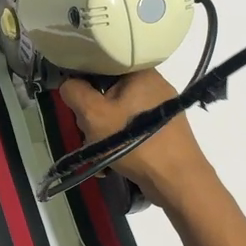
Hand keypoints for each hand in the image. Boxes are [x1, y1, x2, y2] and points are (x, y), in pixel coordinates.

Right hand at [58, 69, 213, 206]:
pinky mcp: (165, 128)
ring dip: (103, 130)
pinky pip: (132, 126)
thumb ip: (74, 91)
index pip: (102, 65)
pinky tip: (113, 158)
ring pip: (118, 111)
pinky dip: (119, 139)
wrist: (177, 180)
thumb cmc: (134, 141)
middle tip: (87, 131)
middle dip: (92, 112)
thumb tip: (69, 84)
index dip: (82, 81)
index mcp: (140, 73)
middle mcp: (155, 84)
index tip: (74, 101)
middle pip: (108, 91)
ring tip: (99, 151)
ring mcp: (162, 107)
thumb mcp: (92, 114)